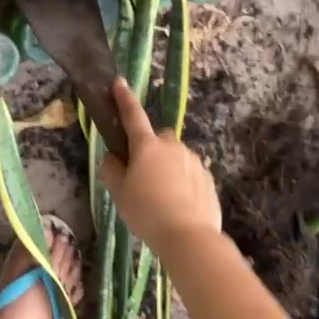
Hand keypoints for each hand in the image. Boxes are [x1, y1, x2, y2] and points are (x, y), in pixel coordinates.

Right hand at [100, 78, 221, 260]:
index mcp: (147, 146)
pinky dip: (183, 182)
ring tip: (162, 198)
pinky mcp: (207, 177)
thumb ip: (112, 170)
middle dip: (151, 150)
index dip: (124, 99)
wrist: (188, 236)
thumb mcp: (118, 194)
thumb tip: (113, 157)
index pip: (133, 116)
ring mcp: (193, 160)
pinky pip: (189, 173)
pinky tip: (179, 205)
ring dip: (168, 168)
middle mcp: (172, 146)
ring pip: (175, 157)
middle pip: (157, 140)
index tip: (119, 82)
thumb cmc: (147, 213)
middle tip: (142, 177)